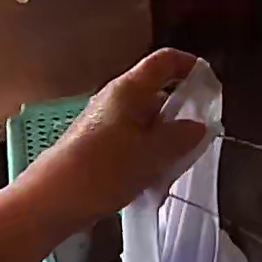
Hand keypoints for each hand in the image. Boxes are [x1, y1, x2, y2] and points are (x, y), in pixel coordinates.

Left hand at [17, 48, 209, 228]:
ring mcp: (104, 122)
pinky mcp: (97, 145)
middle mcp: (115, 99)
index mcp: (128, 90)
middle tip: (198, 140)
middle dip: (181, 115)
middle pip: (157, 94)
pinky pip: (132, 141)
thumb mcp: (151, 155)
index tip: (210, 87)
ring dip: (165, 139)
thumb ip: (180, 138)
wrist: (52, 199)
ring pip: (146, 122)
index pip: (164, 61)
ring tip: (176, 165)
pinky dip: (147, 153)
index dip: (190, 66)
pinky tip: (152, 178)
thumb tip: (199, 126)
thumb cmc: (103, 170)